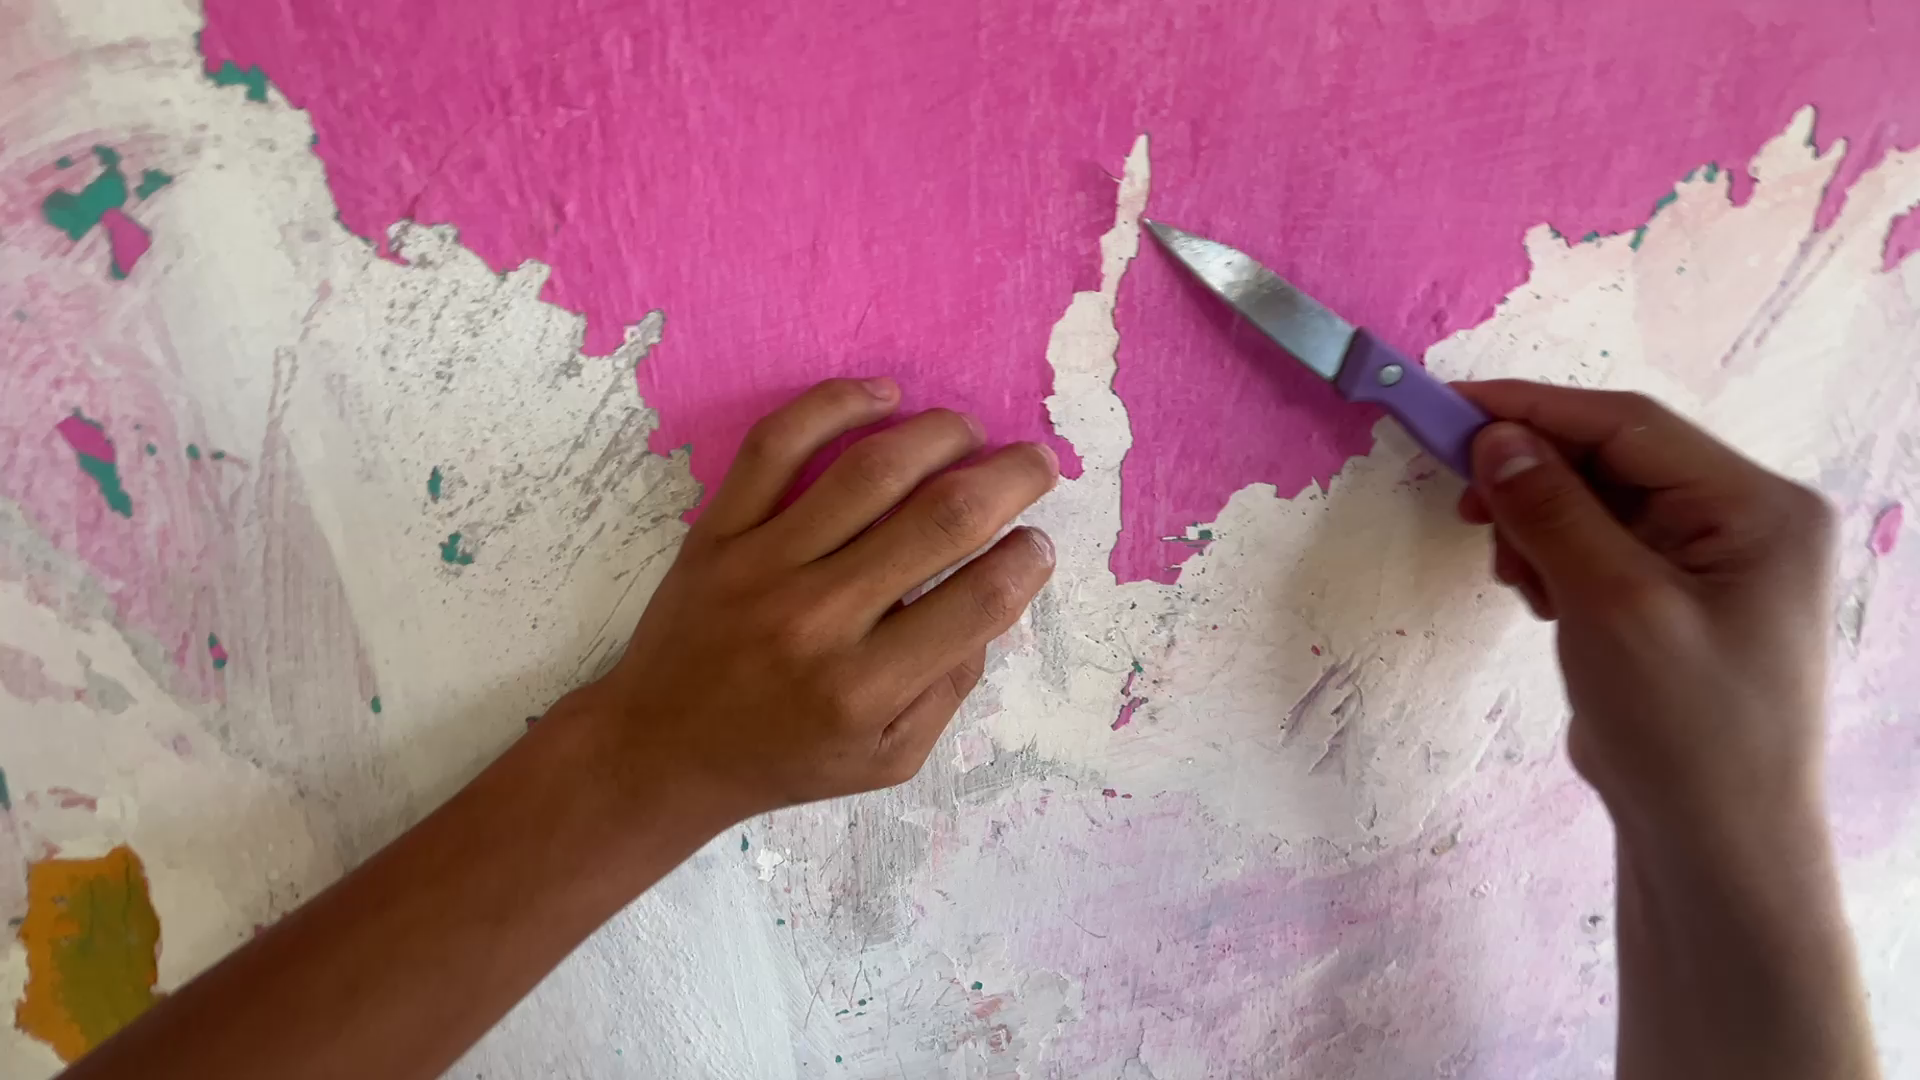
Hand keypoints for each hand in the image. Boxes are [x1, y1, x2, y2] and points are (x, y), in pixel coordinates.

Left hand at [575, 377, 1058, 824]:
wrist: (662, 750)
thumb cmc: (786, 758)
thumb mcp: (888, 759)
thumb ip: (951, 686)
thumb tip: (994, 595)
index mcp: (867, 688)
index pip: (978, 601)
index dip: (1028, 560)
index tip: (1038, 543)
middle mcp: (820, 618)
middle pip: (941, 520)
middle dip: (1010, 479)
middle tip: (1037, 463)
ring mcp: (762, 564)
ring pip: (871, 470)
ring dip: (941, 434)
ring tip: (971, 431)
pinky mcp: (718, 530)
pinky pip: (777, 446)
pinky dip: (835, 404)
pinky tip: (884, 394)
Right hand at [1454, 383, 1879, 1078]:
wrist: (1705, 824)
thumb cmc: (1679, 713)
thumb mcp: (1609, 602)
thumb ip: (1552, 510)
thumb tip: (1494, 438)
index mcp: (1750, 505)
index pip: (1626, 425)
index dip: (1532, 408)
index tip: (1448, 407)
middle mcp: (1731, 518)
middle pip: (1603, 460)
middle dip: (1527, 478)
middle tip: (1465, 506)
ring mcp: (1695, 557)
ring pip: (1583, 500)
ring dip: (1530, 523)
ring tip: (1516, 578)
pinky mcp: (1656, 590)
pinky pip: (1582, 541)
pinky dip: (1541, 554)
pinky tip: (1535, 595)